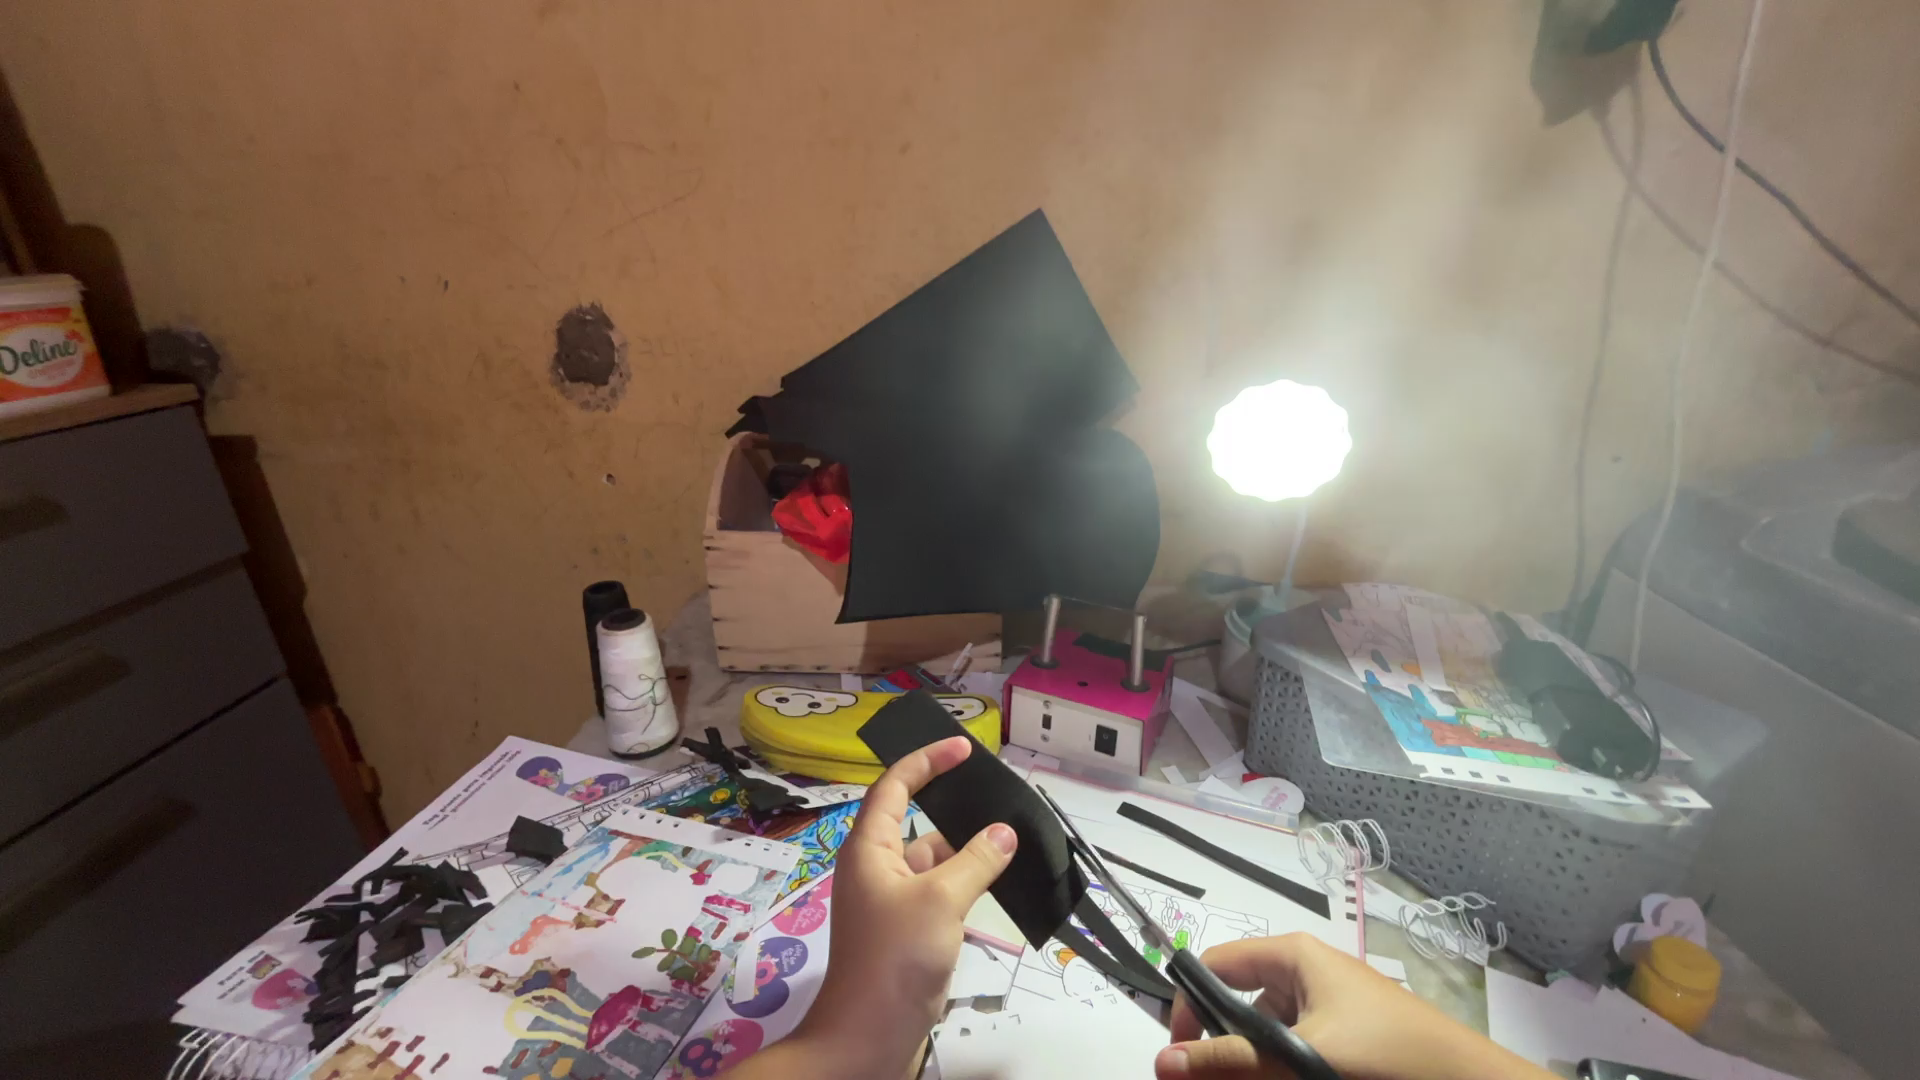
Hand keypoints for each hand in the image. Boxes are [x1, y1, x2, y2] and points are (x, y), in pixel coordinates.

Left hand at [791, 735, 1017, 1078]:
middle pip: (914, 819)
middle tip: (992, 793)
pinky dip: (963, 881)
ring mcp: (891, 899)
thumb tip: (1004, 832)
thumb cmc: (894, 958)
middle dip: (951, 805)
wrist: (867, 1038)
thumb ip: (976, 861)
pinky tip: (995, 880)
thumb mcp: (941, 901)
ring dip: (962, 849)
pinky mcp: (906, 927)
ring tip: (1006, 837)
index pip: (895, 785)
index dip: (927, 760)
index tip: (963, 748)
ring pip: (930, 858)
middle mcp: (876, 865)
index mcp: (869, 847)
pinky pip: (937, 889)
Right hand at [1155, 933, 1554, 1079]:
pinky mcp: (1352, 1042)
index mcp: (1291, 955)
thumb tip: (1162, 1062)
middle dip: (1225, 1050)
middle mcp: (1306, 972)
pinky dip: (1286, 1071)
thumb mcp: (1302, 1059)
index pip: (1214, 966)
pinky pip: (1300, 1051)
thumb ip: (1233, 1062)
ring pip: (1271, 1034)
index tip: (1181, 1060)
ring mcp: (1332, 1008)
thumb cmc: (1388, 1058)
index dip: (1189, 1007)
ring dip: (1257, 1067)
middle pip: (1241, 1003)